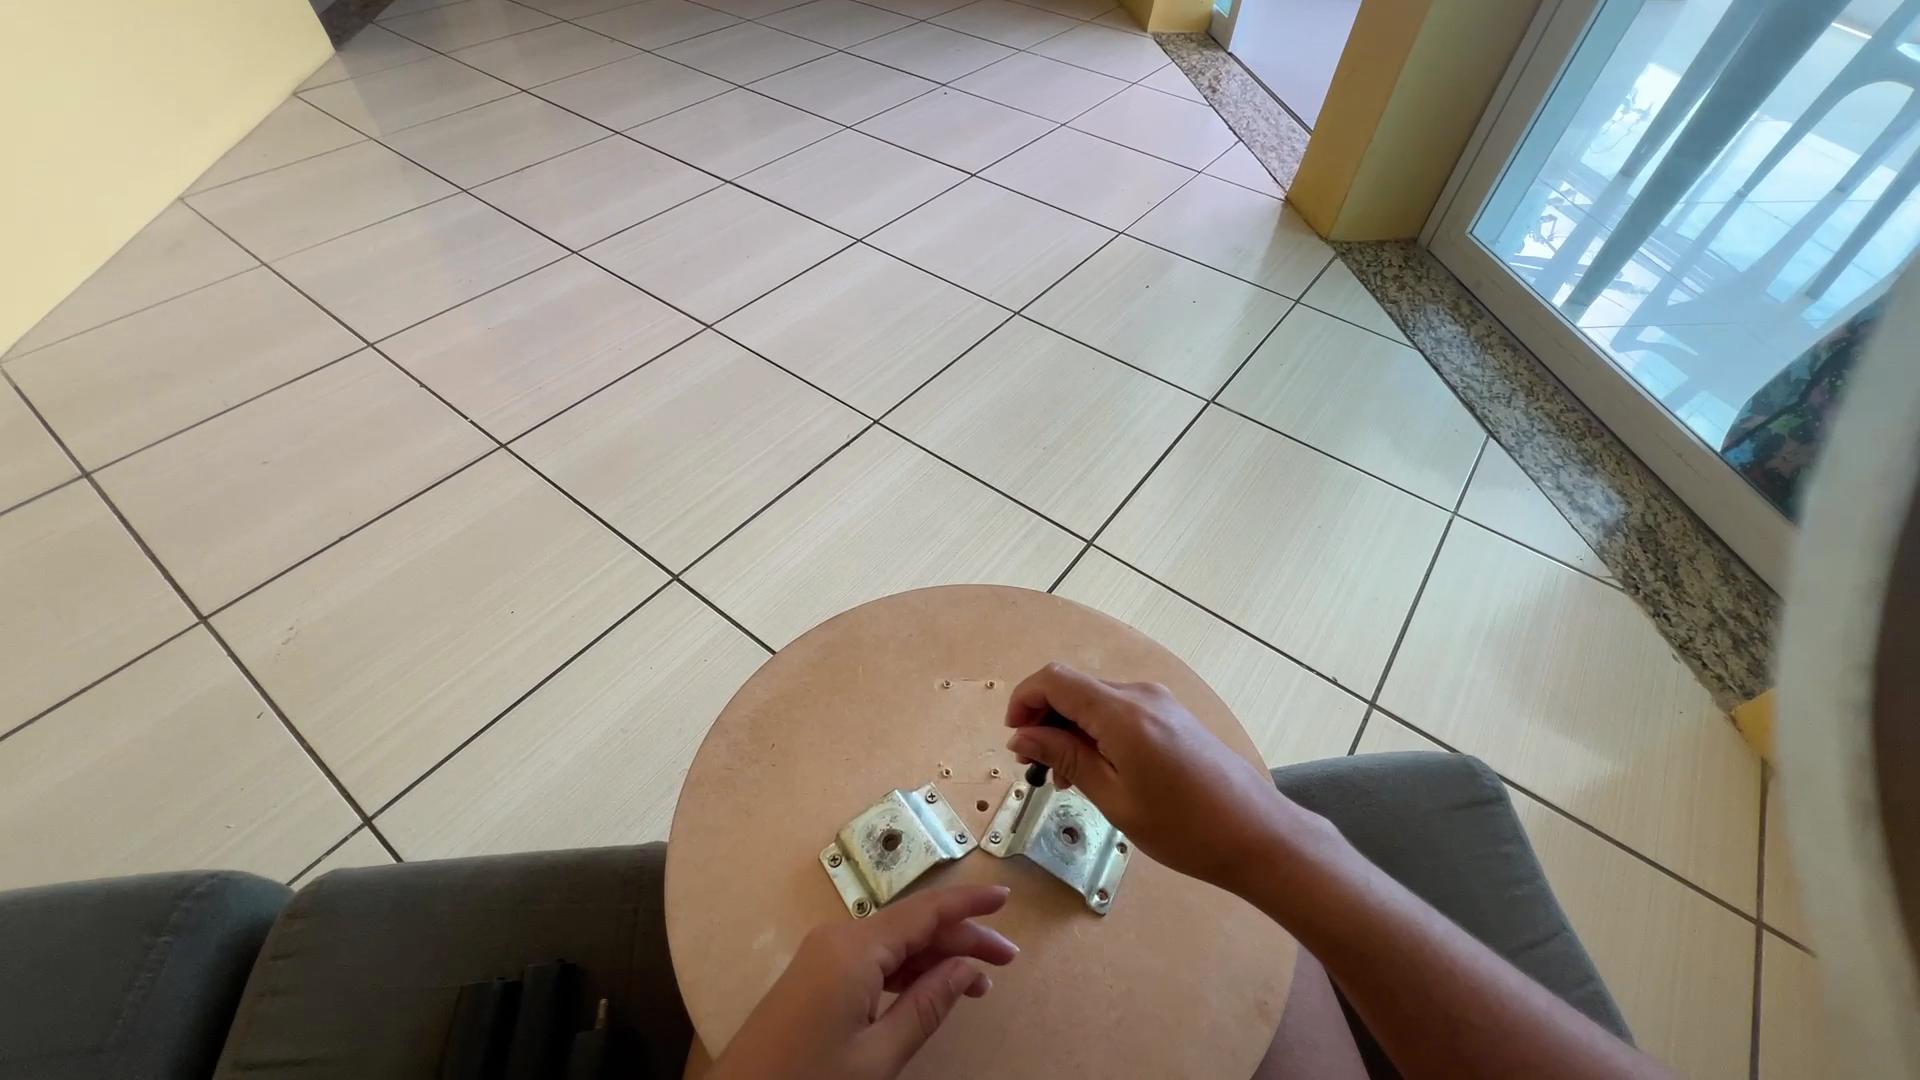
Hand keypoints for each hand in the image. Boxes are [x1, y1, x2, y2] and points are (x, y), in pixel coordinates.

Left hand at [706, 885, 1018, 1079]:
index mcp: (855, 947)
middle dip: (961, 939)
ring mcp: (824, 954)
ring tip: (979, 984)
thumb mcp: (877, 1056)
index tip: (1006, 897)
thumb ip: (927, 1006)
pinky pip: (872, 959)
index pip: (925, 912)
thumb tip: (967, 968)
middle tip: (1007, 962)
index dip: (968, 903)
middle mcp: (839, 936)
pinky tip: (931, 989)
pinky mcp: (815, 974)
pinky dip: (906, 971)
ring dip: (936, 958)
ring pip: (894, 943)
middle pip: (913, 925)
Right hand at [1004, 663, 1289, 895]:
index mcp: (1122, 712)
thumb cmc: (1184, 827)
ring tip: (1066, 778)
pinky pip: (1118, 711)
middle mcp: (1139, 694)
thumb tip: (1022, 736)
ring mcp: (1158, 701)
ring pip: (1094, 700)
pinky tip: (1097, 770)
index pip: (1054, 680)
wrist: (1259, 835)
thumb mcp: (1114, 798)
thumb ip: (1065, 758)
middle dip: (1045, 719)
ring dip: (1069, 728)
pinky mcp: (1170, 715)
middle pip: (1073, 687)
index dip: (1024, 702)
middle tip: (1036, 769)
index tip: (1016, 741)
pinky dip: (1096, 731)